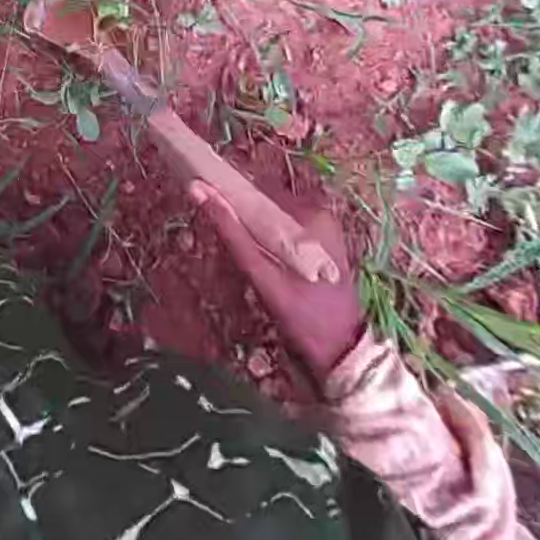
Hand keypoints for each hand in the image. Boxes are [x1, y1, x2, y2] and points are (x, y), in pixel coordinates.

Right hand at [189, 178, 363, 382]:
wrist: (341, 351)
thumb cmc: (302, 315)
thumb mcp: (261, 273)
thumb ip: (230, 230)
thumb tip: (197, 190)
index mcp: (310, 214)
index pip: (257, 188)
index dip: (227, 191)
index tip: (203, 195)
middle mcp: (320, 213)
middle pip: (265, 199)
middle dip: (239, 210)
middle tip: (220, 229)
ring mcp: (323, 226)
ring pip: (271, 212)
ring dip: (250, 222)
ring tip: (238, 245)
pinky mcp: (320, 240)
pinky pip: (282, 224)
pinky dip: (264, 232)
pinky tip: (256, 252)